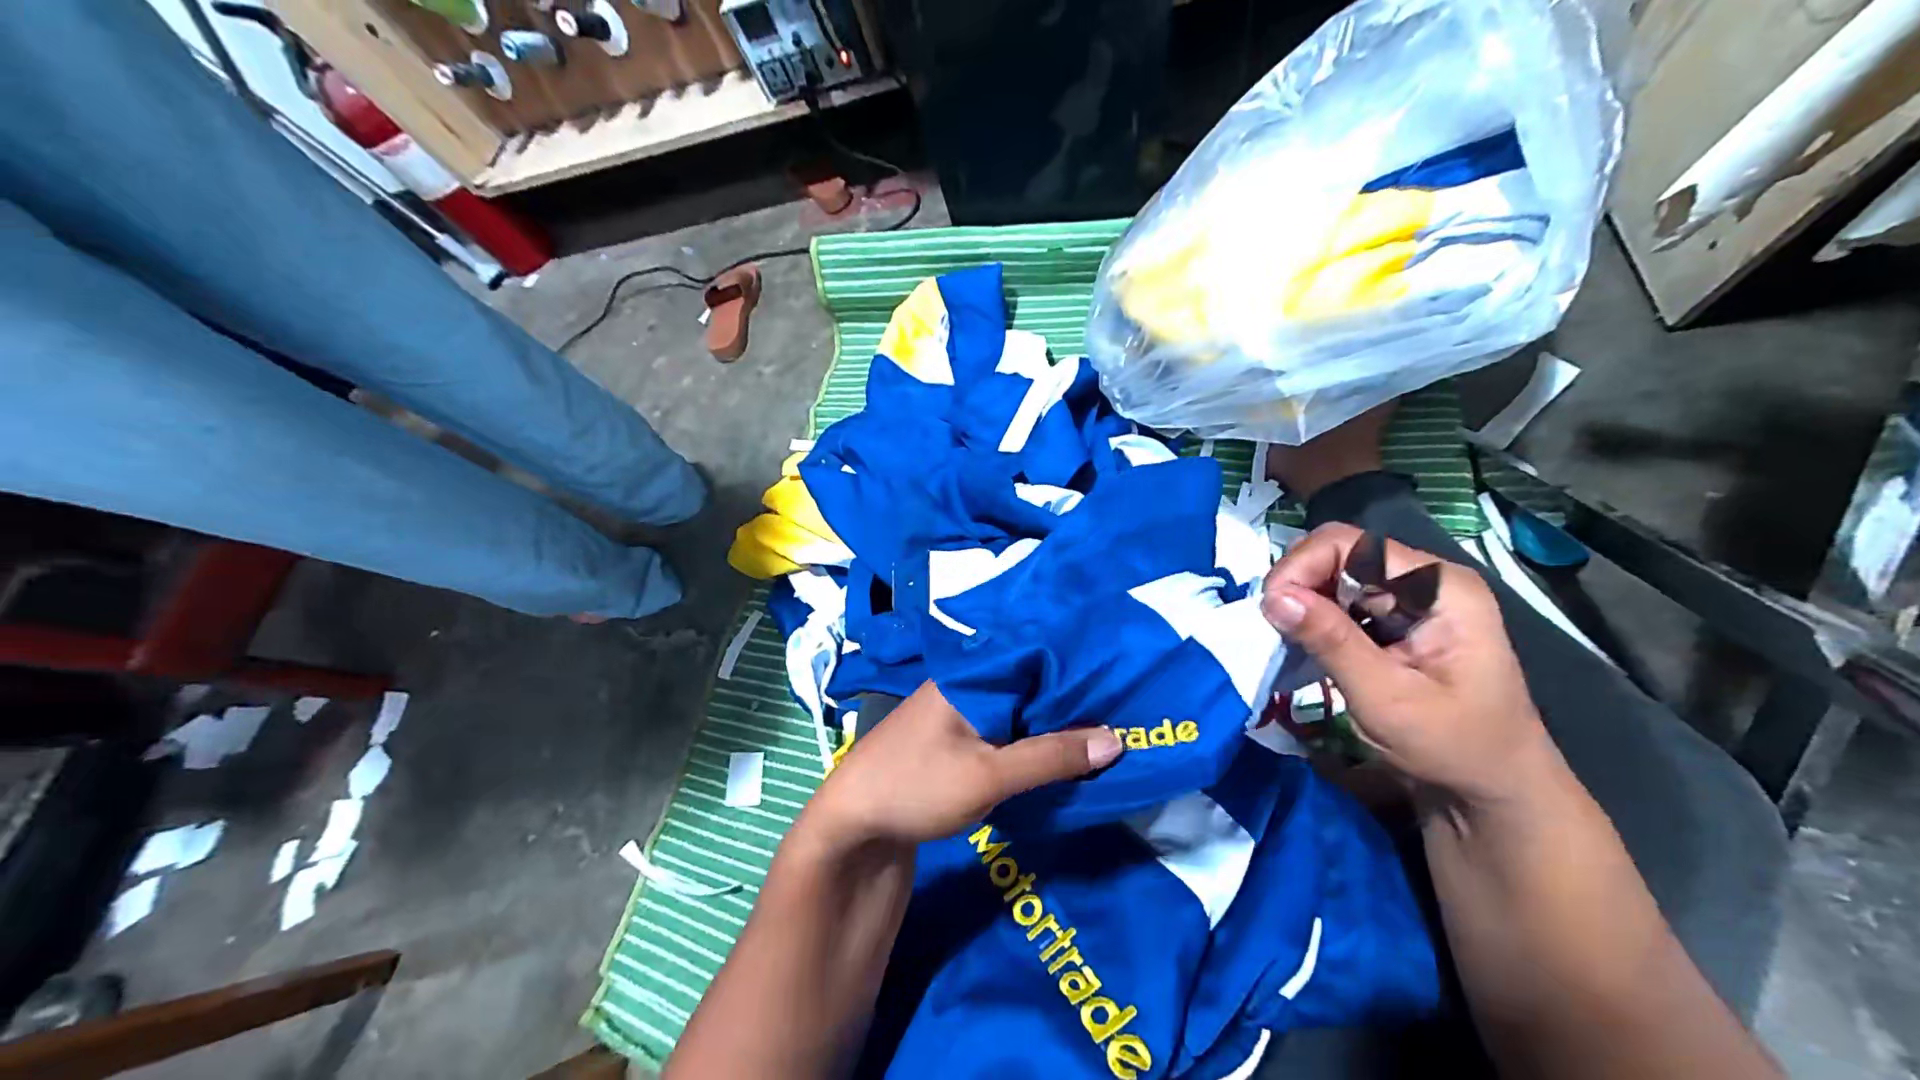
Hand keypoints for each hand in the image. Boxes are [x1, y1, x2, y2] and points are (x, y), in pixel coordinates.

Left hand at [798, 682, 1123, 849]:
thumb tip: (1116, 740)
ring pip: (1016, 709)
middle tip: (1125, 704)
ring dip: (1051, 721)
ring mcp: (956, 712)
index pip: (1033, 655)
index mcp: (968, 677)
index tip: (1121, 673)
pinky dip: (1029, 739)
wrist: (851, 825)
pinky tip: (1060, 750)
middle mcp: (963, 685)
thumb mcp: (989, 775)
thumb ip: (1050, 757)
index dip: (1075, 665)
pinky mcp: (954, 740)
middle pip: (1027, 683)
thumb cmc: (916, 788)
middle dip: (1070, 697)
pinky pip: (1002, 729)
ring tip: (1106, 725)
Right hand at [1260, 523, 1562, 807]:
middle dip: (1298, 585)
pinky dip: (1315, 620)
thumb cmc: (1453, 748)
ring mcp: (1412, 601)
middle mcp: (1426, 582)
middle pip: (1340, 555)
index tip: (1270, 608)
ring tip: (1287, 641)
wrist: (1494, 793)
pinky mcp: (1396, 623)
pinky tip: (1306, 647)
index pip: (1350, 545)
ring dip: (1304, 604)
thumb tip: (1273, 597)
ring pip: (1336, 578)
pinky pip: (1343, 603)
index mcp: (1439, 587)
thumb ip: (1331, 642)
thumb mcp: (1386, 699)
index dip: (1302, 567)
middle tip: (1274, 627)